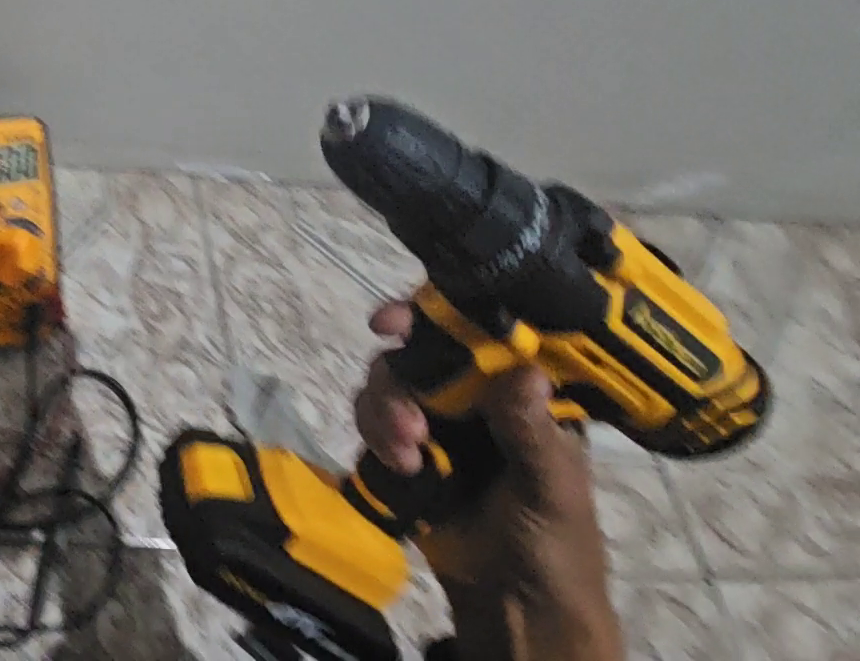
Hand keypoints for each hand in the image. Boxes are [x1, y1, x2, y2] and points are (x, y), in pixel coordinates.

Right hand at [355, 302, 623, 660]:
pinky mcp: (403, 445)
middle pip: (416, 354)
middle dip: (398, 379)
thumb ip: (530, 431)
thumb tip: (522, 369)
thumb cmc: (555, 548)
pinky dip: (374, 434)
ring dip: (384, 411)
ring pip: (388, 383)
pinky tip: (397, 466)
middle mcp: (473, 398)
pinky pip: (371, 417)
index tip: (392, 322)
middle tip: (405, 419)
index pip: (476, 336)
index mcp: (520, 396)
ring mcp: (436, 421)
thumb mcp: (551, 490)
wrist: (513, 609)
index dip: (433, 316)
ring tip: (405, 454)